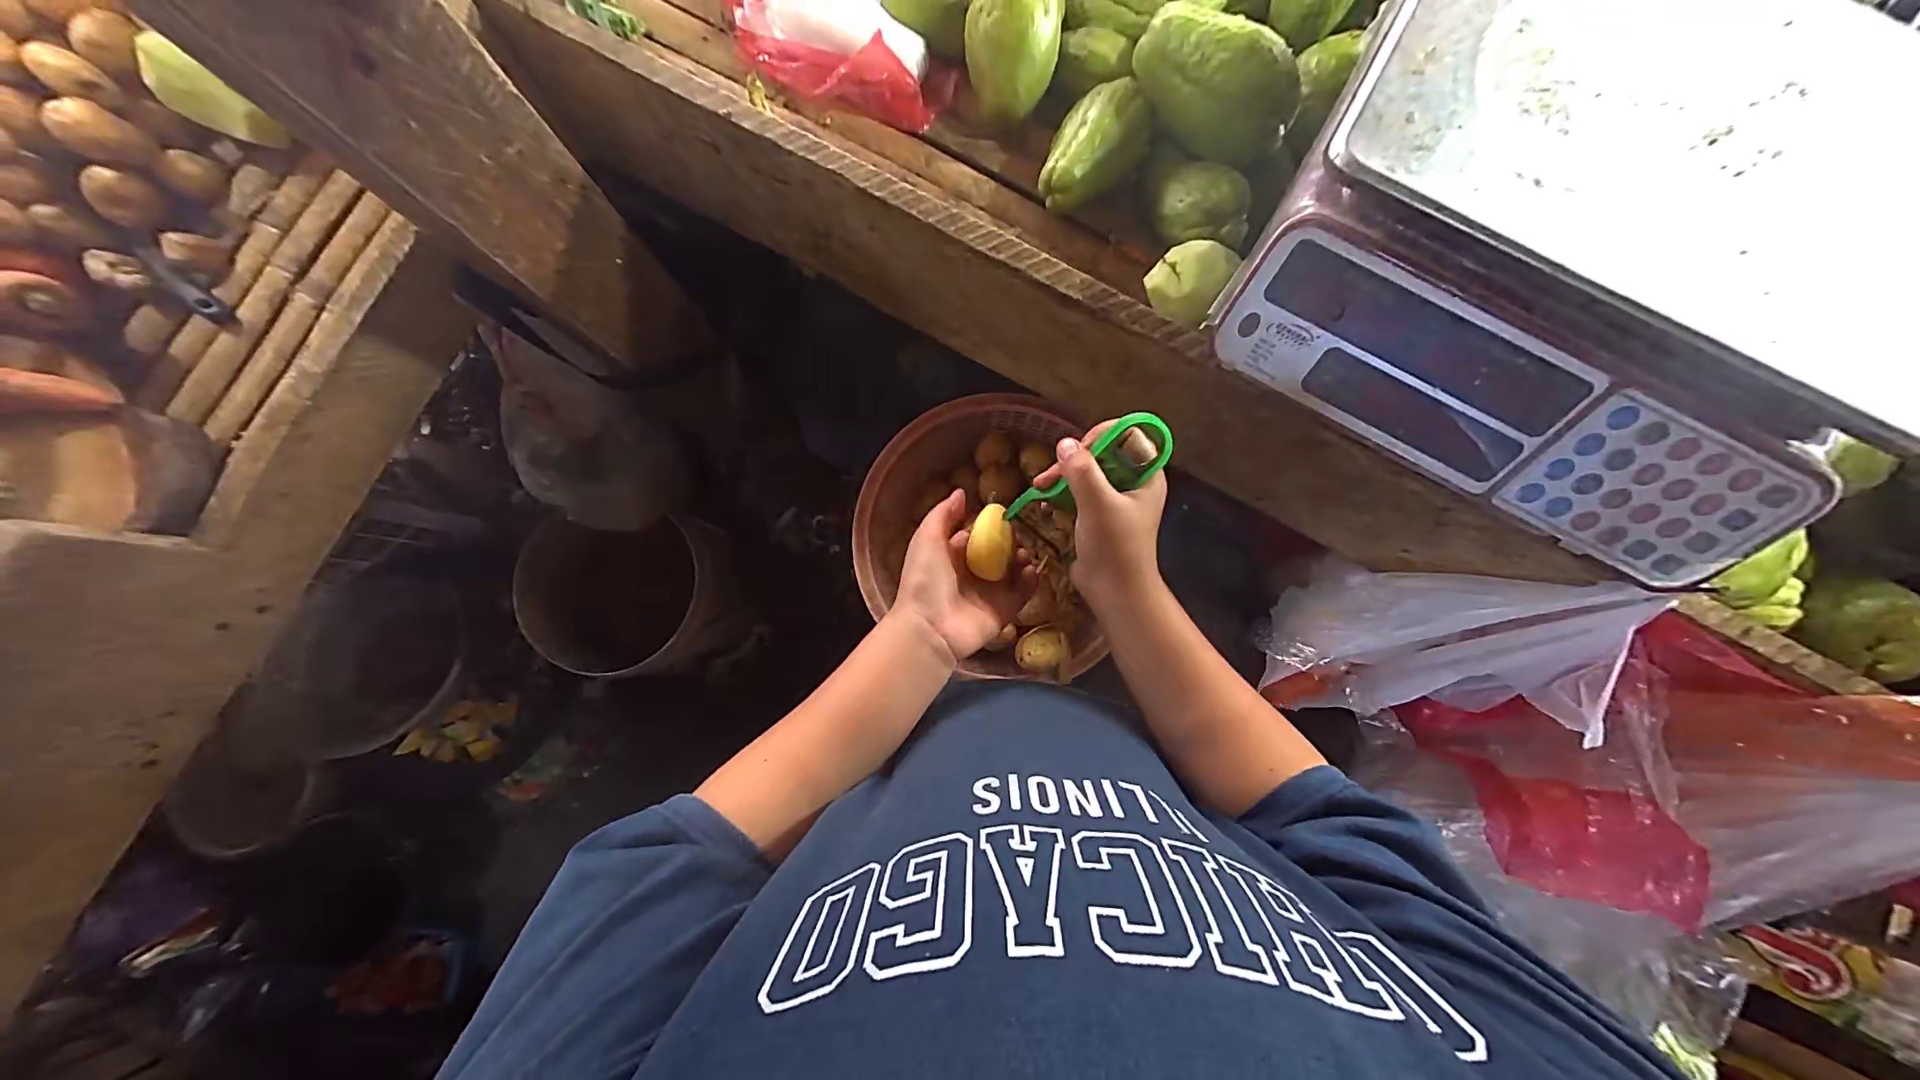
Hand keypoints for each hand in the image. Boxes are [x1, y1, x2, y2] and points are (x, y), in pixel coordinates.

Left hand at [889, 489, 1036, 663]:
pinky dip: (1030, 581)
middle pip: (1000, 553)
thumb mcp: (927, 538)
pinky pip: (1023, 593)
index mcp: (953, 556)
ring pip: (1014, 571)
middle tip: (1018, 538)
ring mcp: (989, 594)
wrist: (929, 628)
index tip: (1006, 517)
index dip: (992, 526)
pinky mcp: (1003, 611)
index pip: (978, 536)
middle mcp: (972, 574)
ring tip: (1024, 555)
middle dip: (1012, 543)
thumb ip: (943, 514)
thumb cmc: (924, 580)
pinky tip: (1030, 570)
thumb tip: (961, 492)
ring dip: (1023, 559)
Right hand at [1033, 419, 1167, 610]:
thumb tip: (1064, 443)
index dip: (1102, 436)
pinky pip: (1078, 493)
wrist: (1115, 593)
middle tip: (1051, 472)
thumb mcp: (1098, 504)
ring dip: (1063, 476)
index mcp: (1146, 475)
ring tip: (1040, 486)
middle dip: (1074, 458)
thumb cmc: (1115, 548)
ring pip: (1087, 473)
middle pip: (1102, 453)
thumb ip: (1082, 471)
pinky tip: (1044, 501)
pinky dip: (1061, 493)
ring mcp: (1115, 500)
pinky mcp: (1098, 516)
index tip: (1079, 450)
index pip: (1127, 437)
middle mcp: (1133, 483)